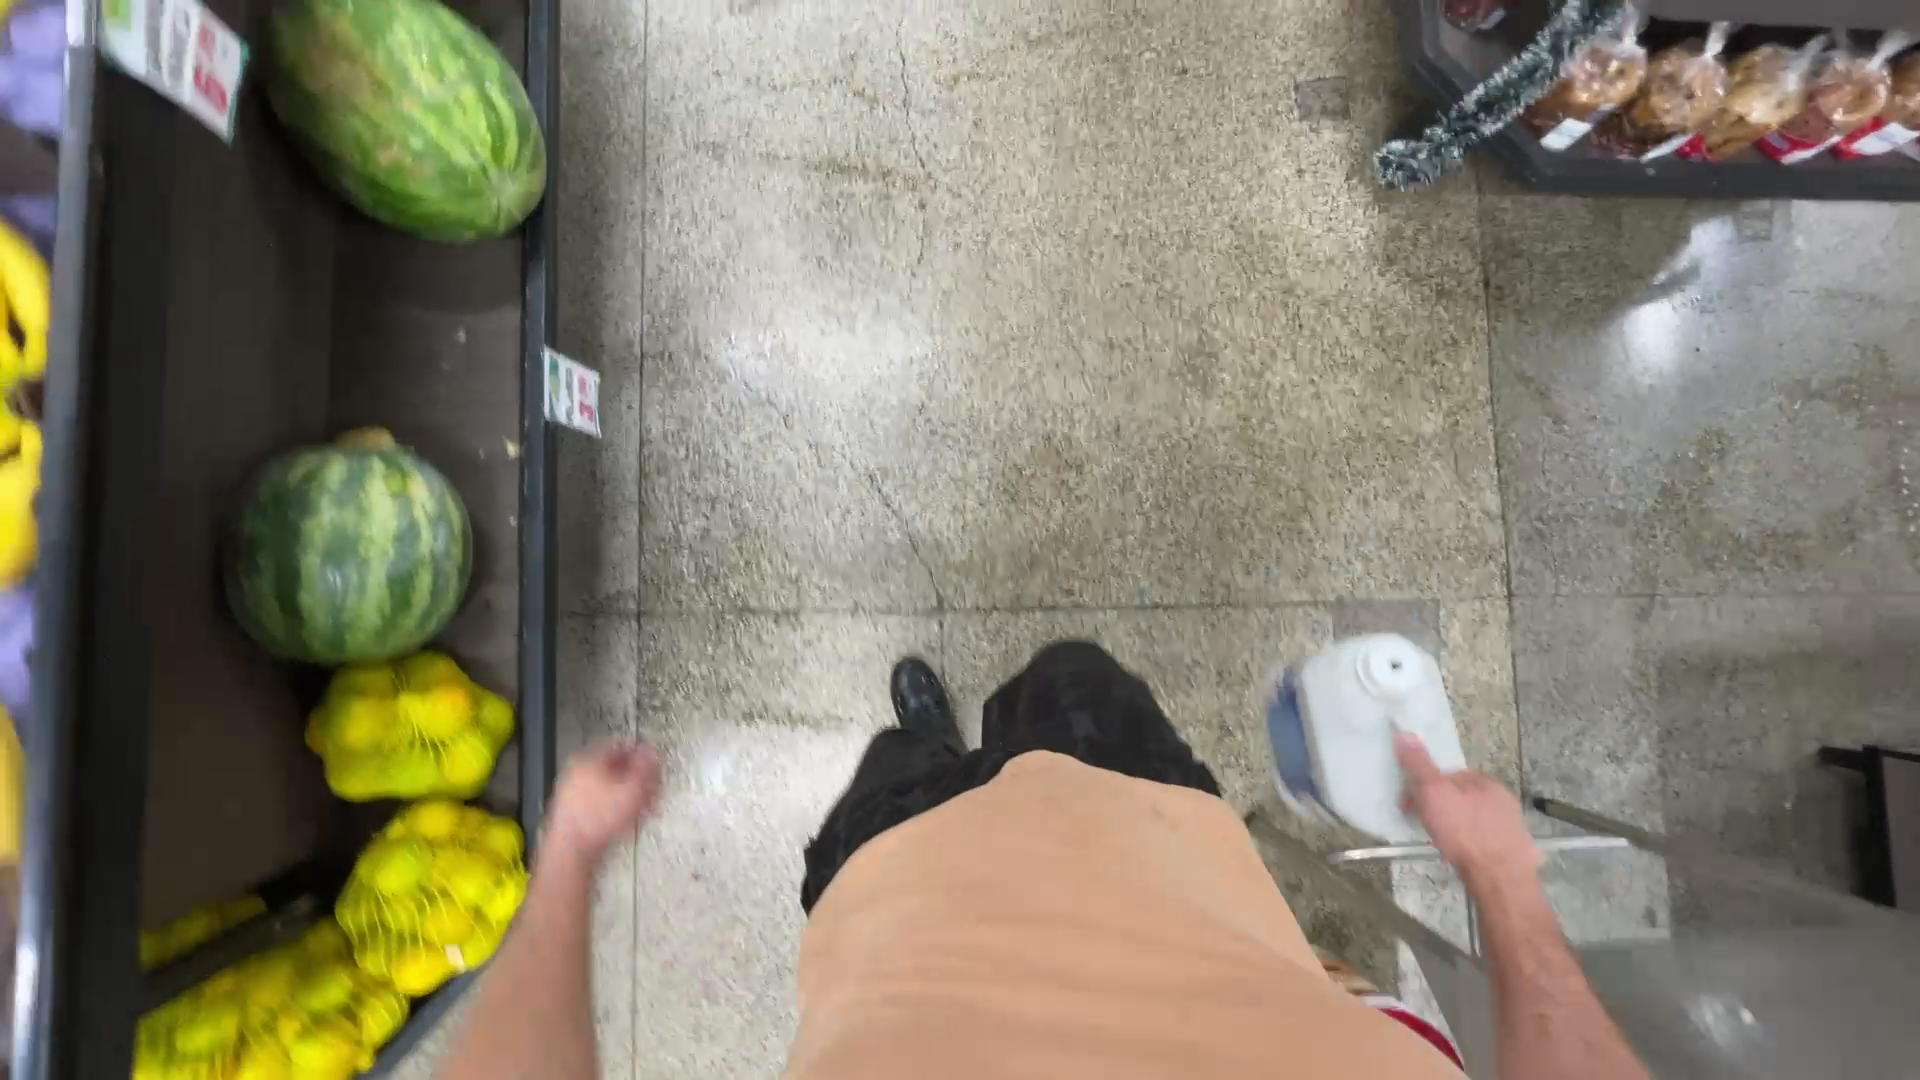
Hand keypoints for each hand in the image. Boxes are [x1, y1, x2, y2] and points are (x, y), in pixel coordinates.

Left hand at [544, 740, 663, 866]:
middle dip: (639, 780)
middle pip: (616, 768)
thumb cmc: (599, 819)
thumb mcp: (633, 788)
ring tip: (646, 810)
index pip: (620, 745)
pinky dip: (617, 810)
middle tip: (653, 790)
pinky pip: (601, 805)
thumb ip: (646, 767)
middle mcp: (576, 775)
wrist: (571, 854)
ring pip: (610, 788)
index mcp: (588, 761)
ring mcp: (572, 796)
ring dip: (631, 796)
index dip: (641, 754)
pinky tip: (630, 822)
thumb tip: (652, 752)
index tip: (653, 766)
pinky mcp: (573, 816)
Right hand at [1394, 732, 1538, 890]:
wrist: (1501, 878)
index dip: (1425, 785)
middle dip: (1441, 805)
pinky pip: (1486, 838)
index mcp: (1484, 781)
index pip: (1448, 774)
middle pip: (1461, 795)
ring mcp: (1513, 825)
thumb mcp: (1433, 793)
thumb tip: (1405, 733)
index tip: (1410, 801)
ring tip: (1442, 840)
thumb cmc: (1464, 831)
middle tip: (1423, 822)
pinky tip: (1463, 852)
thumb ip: (1418, 764)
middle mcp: (1503, 799)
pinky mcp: (1516, 850)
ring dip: (1456, 824)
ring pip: (1474, 817)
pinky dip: (1472, 841)